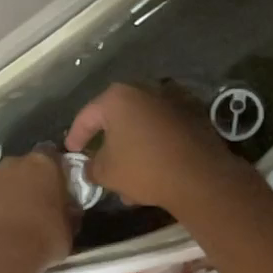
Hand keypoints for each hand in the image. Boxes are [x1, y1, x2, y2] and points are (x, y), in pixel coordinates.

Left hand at [0, 151, 78, 268]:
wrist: (2, 254)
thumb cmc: (44, 238)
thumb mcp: (69, 228)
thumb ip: (68, 212)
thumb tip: (68, 211)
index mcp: (44, 164)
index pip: (53, 157)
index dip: (56, 173)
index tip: (59, 189)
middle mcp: (14, 164)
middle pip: (26, 168)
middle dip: (31, 183)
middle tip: (39, 205)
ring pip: (4, 183)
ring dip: (10, 196)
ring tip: (17, 221)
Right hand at [64, 83, 255, 214]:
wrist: (200, 176)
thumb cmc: (144, 168)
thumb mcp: (106, 173)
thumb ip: (91, 166)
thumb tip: (90, 166)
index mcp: (119, 98)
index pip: (87, 116)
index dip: (75, 136)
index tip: (72, 152)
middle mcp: (145, 91)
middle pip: (117, 120)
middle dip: (108, 144)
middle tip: (99, 165)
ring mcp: (172, 102)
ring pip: (141, 129)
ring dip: (131, 151)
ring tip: (126, 180)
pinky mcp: (193, 118)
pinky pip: (162, 133)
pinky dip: (153, 149)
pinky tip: (151, 173)